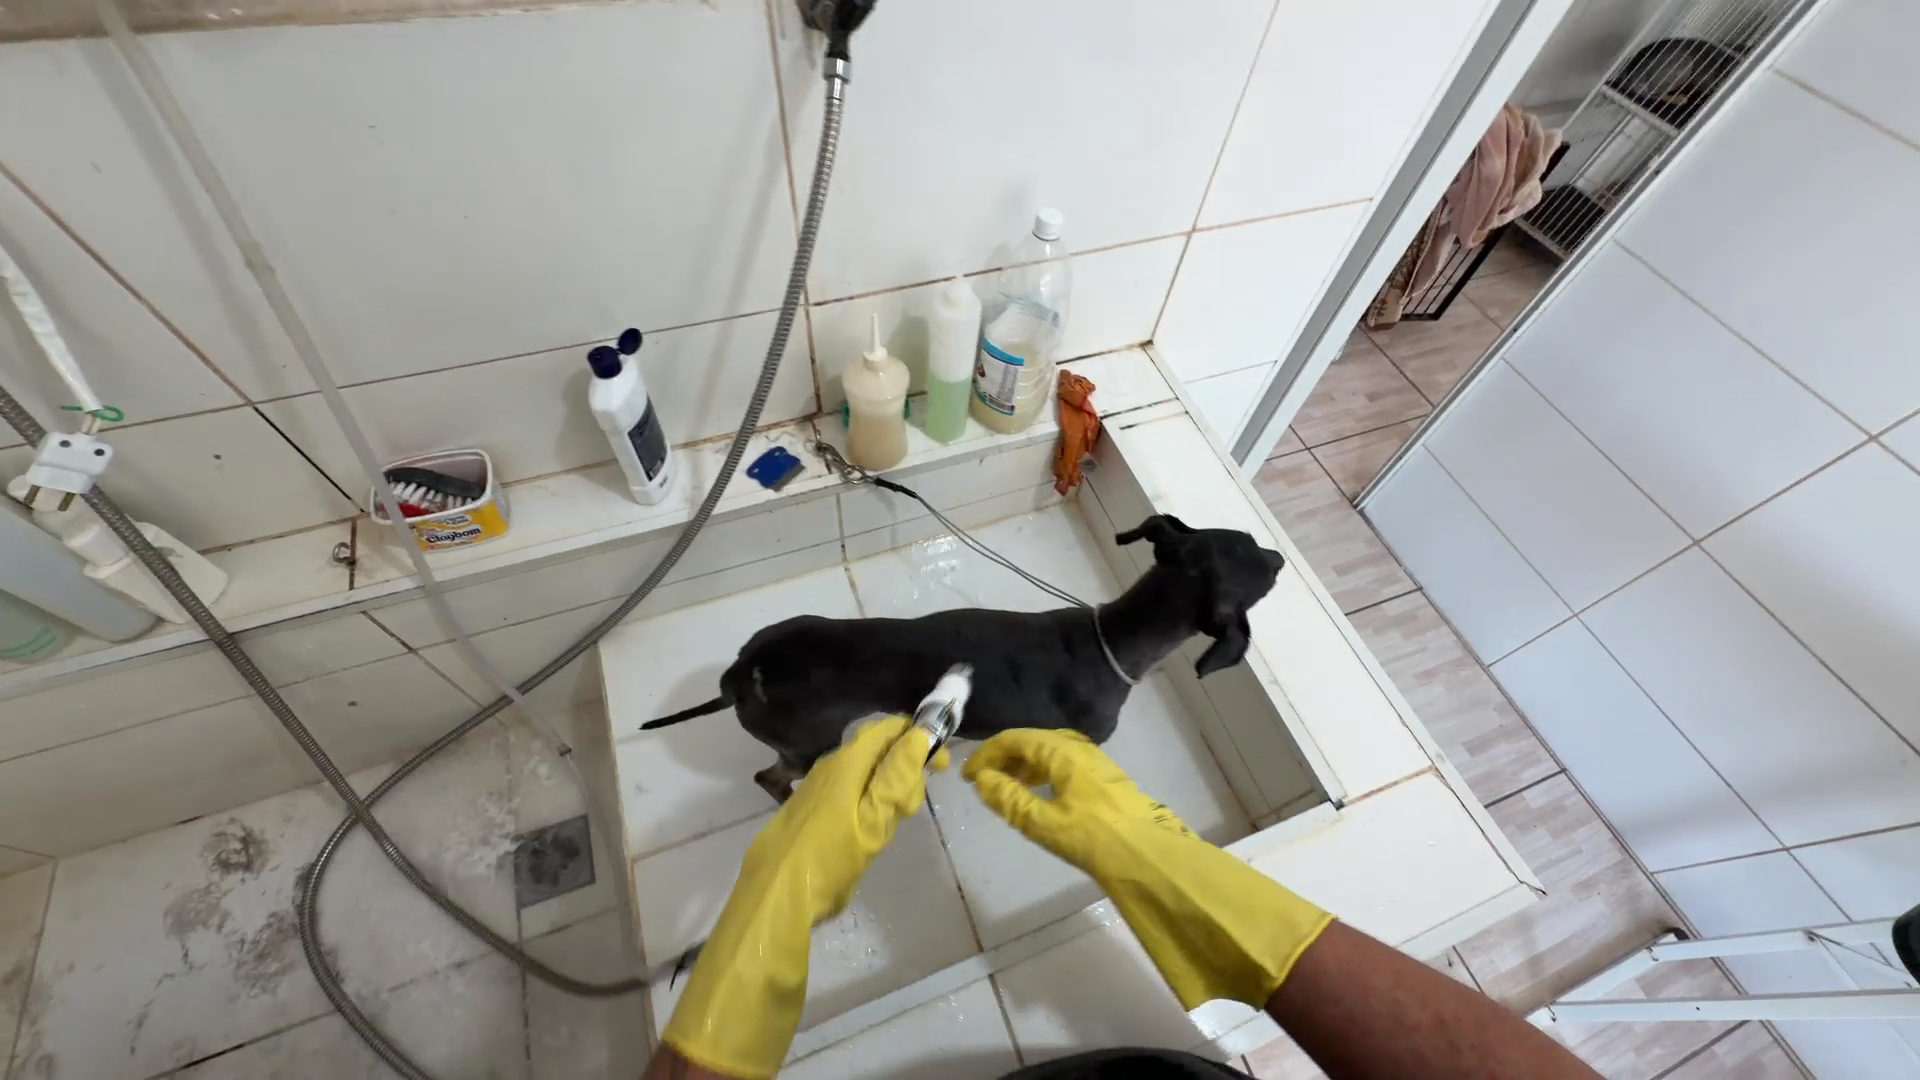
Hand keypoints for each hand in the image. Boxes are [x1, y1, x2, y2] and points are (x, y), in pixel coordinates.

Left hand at [663, 717, 947, 1077]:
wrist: (775, 896)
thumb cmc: (830, 856)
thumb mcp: (874, 820)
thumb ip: (898, 776)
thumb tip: (920, 735)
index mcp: (848, 761)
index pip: (890, 728)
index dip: (919, 739)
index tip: (940, 765)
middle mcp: (832, 764)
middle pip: (879, 748)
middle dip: (905, 767)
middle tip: (912, 806)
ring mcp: (819, 785)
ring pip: (866, 770)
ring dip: (889, 787)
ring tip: (893, 822)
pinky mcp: (812, 807)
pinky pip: (851, 788)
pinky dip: (870, 799)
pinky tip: (871, 829)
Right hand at [965, 728, 1330, 1008]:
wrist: (1152, 857)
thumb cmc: (1095, 839)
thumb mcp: (1044, 823)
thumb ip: (1010, 800)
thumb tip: (982, 782)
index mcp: (1062, 752)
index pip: (1016, 739)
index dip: (988, 753)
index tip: (969, 775)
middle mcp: (1079, 749)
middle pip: (1033, 741)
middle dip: (1005, 757)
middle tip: (984, 781)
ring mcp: (1095, 762)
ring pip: (1050, 753)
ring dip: (1024, 766)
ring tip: (1006, 788)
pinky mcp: (1105, 779)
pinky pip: (1064, 764)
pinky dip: (1043, 773)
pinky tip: (1040, 794)